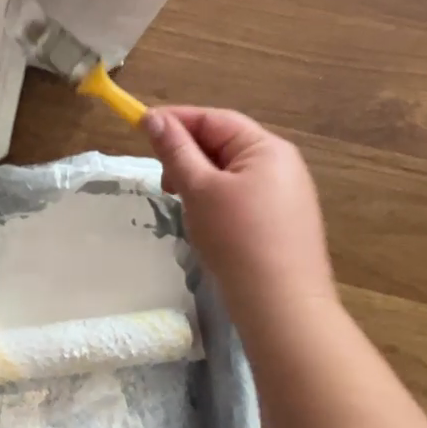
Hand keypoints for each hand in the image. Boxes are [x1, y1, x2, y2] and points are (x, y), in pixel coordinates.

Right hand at [142, 107, 335, 314]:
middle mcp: (282, 164)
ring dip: (199, 178)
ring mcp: (287, 194)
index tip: (139, 129)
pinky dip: (217, 198)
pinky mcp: (284, 222)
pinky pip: (243, 194)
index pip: (213, 119)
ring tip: (181, 203)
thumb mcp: (198, 189)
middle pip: (224, 142)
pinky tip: (205, 221)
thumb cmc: (237, 240)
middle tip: (162, 179)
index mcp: (267, 148)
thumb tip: (152, 117)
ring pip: (230, 171)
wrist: (282, 310)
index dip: (175, 120)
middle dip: (187, 154)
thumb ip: (174, 149)